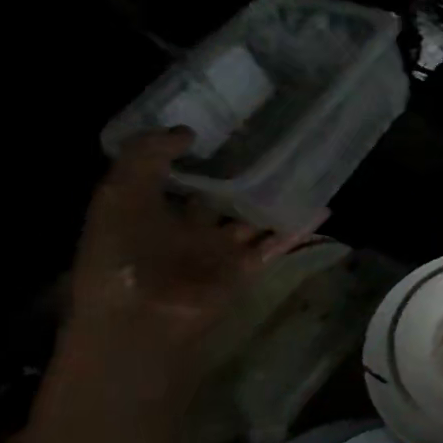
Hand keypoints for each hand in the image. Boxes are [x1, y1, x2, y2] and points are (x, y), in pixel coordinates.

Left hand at [69, 128, 321, 366]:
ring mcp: (219, 251)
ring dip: (275, 200)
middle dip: (241, 176)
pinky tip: (321, 208)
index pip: (178, 176)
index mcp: (151, 210)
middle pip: (220, 197)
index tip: (223, 127)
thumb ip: (148, 154)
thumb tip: (188, 131)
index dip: (197, 154)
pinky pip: (274, 244)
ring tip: (305, 171)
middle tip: (272, 142)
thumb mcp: (120, 190)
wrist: (141, 315)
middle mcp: (187, 230)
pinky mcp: (244, 269)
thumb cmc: (122, 251)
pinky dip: (297, 228)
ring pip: (252, 219)